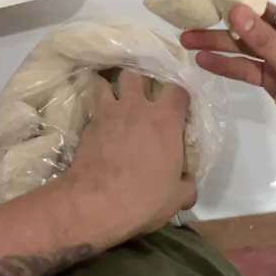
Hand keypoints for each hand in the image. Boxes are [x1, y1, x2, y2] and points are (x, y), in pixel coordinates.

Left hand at [56, 70, 195, 243]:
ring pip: (105, 83)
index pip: (177, 91)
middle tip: (141, 100)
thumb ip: (186, 185)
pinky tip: (99, 125)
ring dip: (110, 90)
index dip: (179, 97)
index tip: (179, 109)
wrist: (99, 200)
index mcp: (165, 120)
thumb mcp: (177, 198)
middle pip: (136, 75)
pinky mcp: (88, 123)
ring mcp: (109, 112)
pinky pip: (92, 108)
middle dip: (138, 83)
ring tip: (114, 103)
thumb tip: (187, 184)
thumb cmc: (145, 198)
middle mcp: (137, 107)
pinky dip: (96, 112)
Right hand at [180, 0, 275, 173]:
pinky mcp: (275, 79)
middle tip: (196, 10)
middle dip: (228, 13)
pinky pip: (247, 65)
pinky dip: (227, 63)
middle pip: (258, 14)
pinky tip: (203, 61)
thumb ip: (264, 40)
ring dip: (220, 40)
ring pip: (247, 42)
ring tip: (187, 38)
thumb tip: (233, 9)